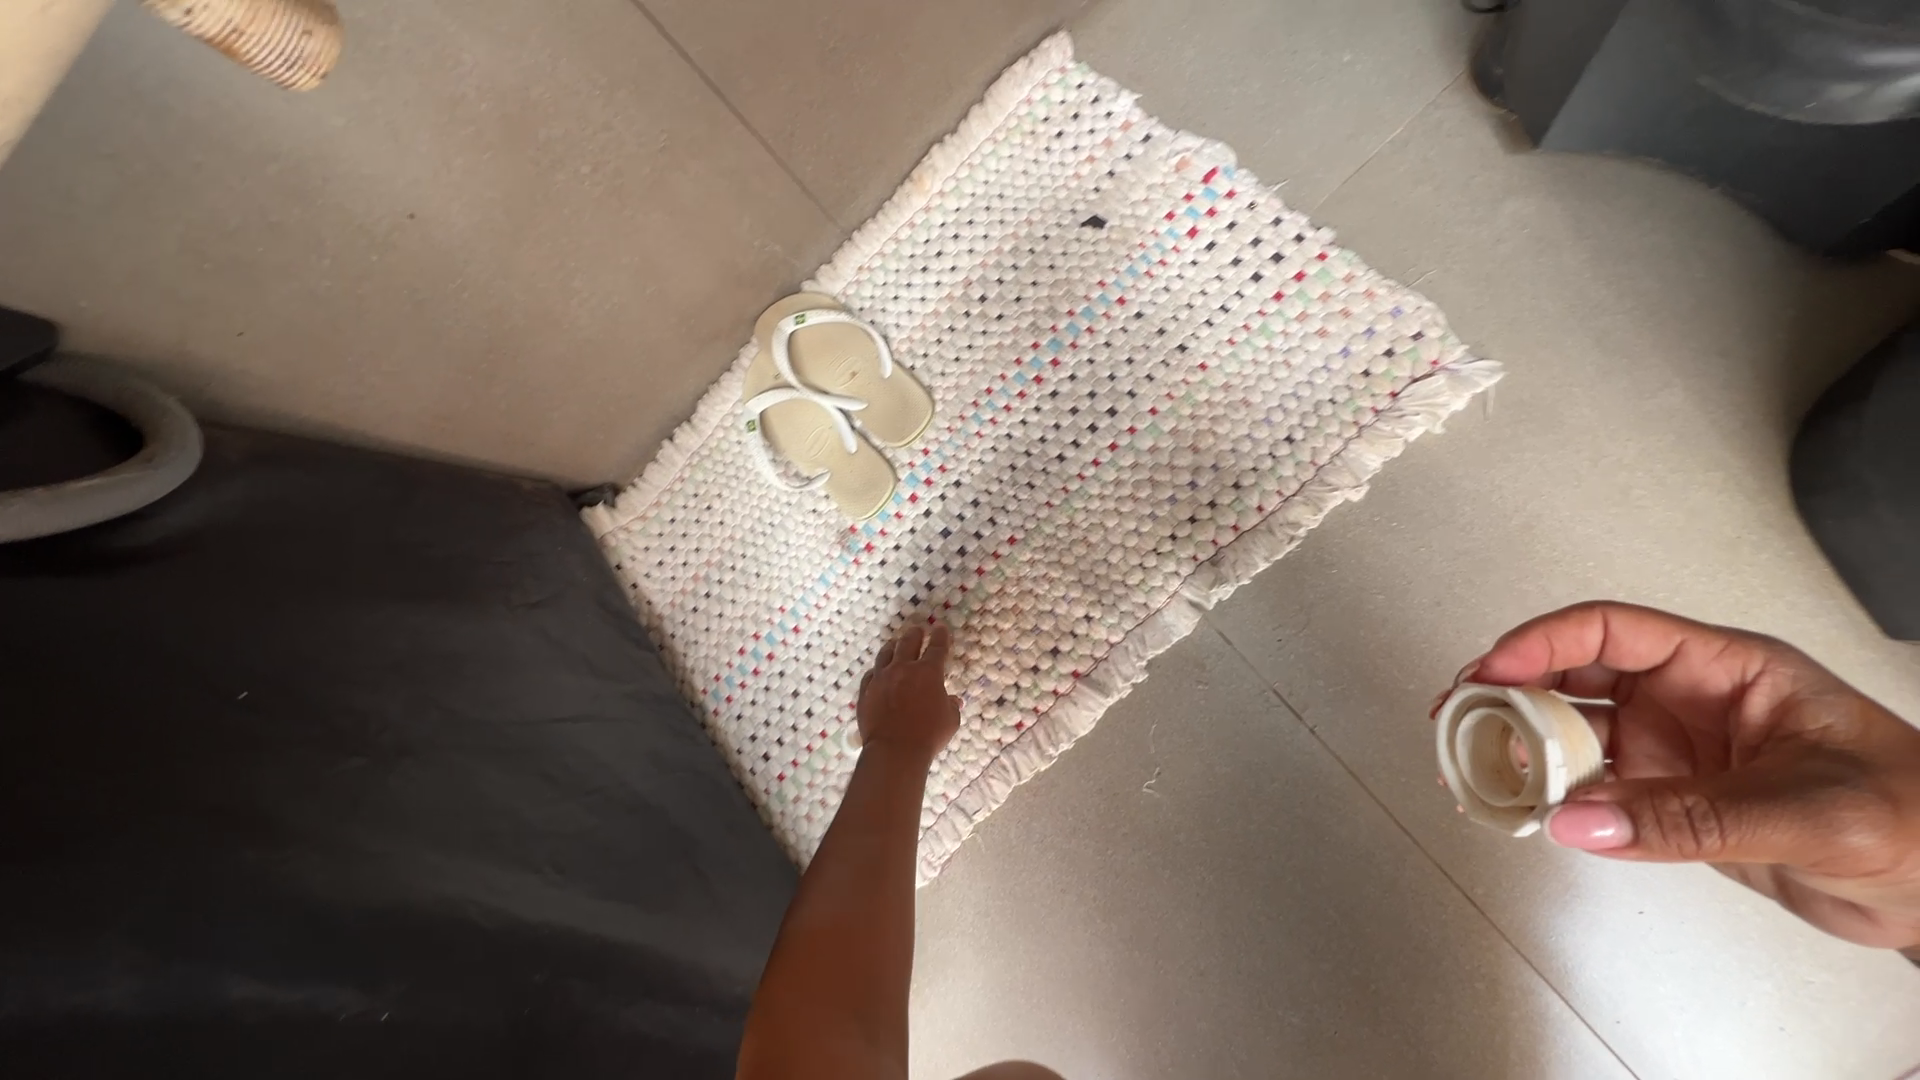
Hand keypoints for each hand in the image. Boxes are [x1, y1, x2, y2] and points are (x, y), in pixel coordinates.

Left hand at [857, 623, 961, 764]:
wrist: (894, 750)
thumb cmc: (928, 735)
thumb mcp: (950, 721)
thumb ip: (951, 706)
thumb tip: (953, 700)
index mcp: (928, 672)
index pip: (937, 647)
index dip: (940, 635)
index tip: (940, 627)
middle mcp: (904, 669)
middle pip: (908, 642)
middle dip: (915, 634)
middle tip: (918, 629)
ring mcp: (882, 678)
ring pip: (886, 654)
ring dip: (893, 646)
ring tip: (895, 643)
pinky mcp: (866, 691)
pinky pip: (871, 675)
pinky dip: (877, 671)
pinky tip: (877, 672)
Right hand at [1456, 601, 1919, 949]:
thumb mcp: (1812, 815)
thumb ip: (1688, 818)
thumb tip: (1572, 821)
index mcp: (1718, 667)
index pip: (1607, 631)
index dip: (1538, 643)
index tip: (1489, 673)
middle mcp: (1677, 698)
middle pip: (1566, 674)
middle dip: (1504, 689)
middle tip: (1455, 715)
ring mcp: (1663, 747)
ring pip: (1564, 730)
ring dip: (1514, 743)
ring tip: (1469, 762)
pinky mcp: (1655, 794)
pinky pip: (1581, 786)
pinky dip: (1541, 793)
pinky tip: (1514, 804)